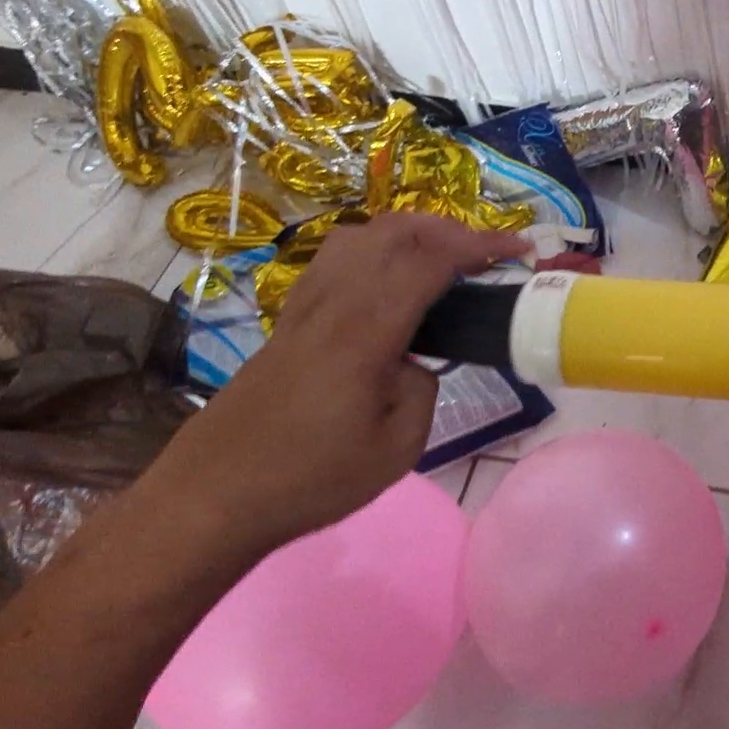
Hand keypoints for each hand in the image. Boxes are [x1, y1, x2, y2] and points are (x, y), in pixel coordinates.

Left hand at [137, 213, 526, 558]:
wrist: (209, 500)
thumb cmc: (310, 480)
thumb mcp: (397, 449)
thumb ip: (423, 390)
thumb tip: (414, 363)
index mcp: (363, 332)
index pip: (428, 262)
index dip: (479, 245)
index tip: (519, 249)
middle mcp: (331, 305)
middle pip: (391, 232)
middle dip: (448, 228)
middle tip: (486, 251)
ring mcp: (302, 310)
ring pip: (358, 237)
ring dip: (409, 232)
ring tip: (443, 256)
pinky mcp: (287, 324)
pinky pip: (336, 261)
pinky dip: (376, 250)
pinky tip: (391, 281)